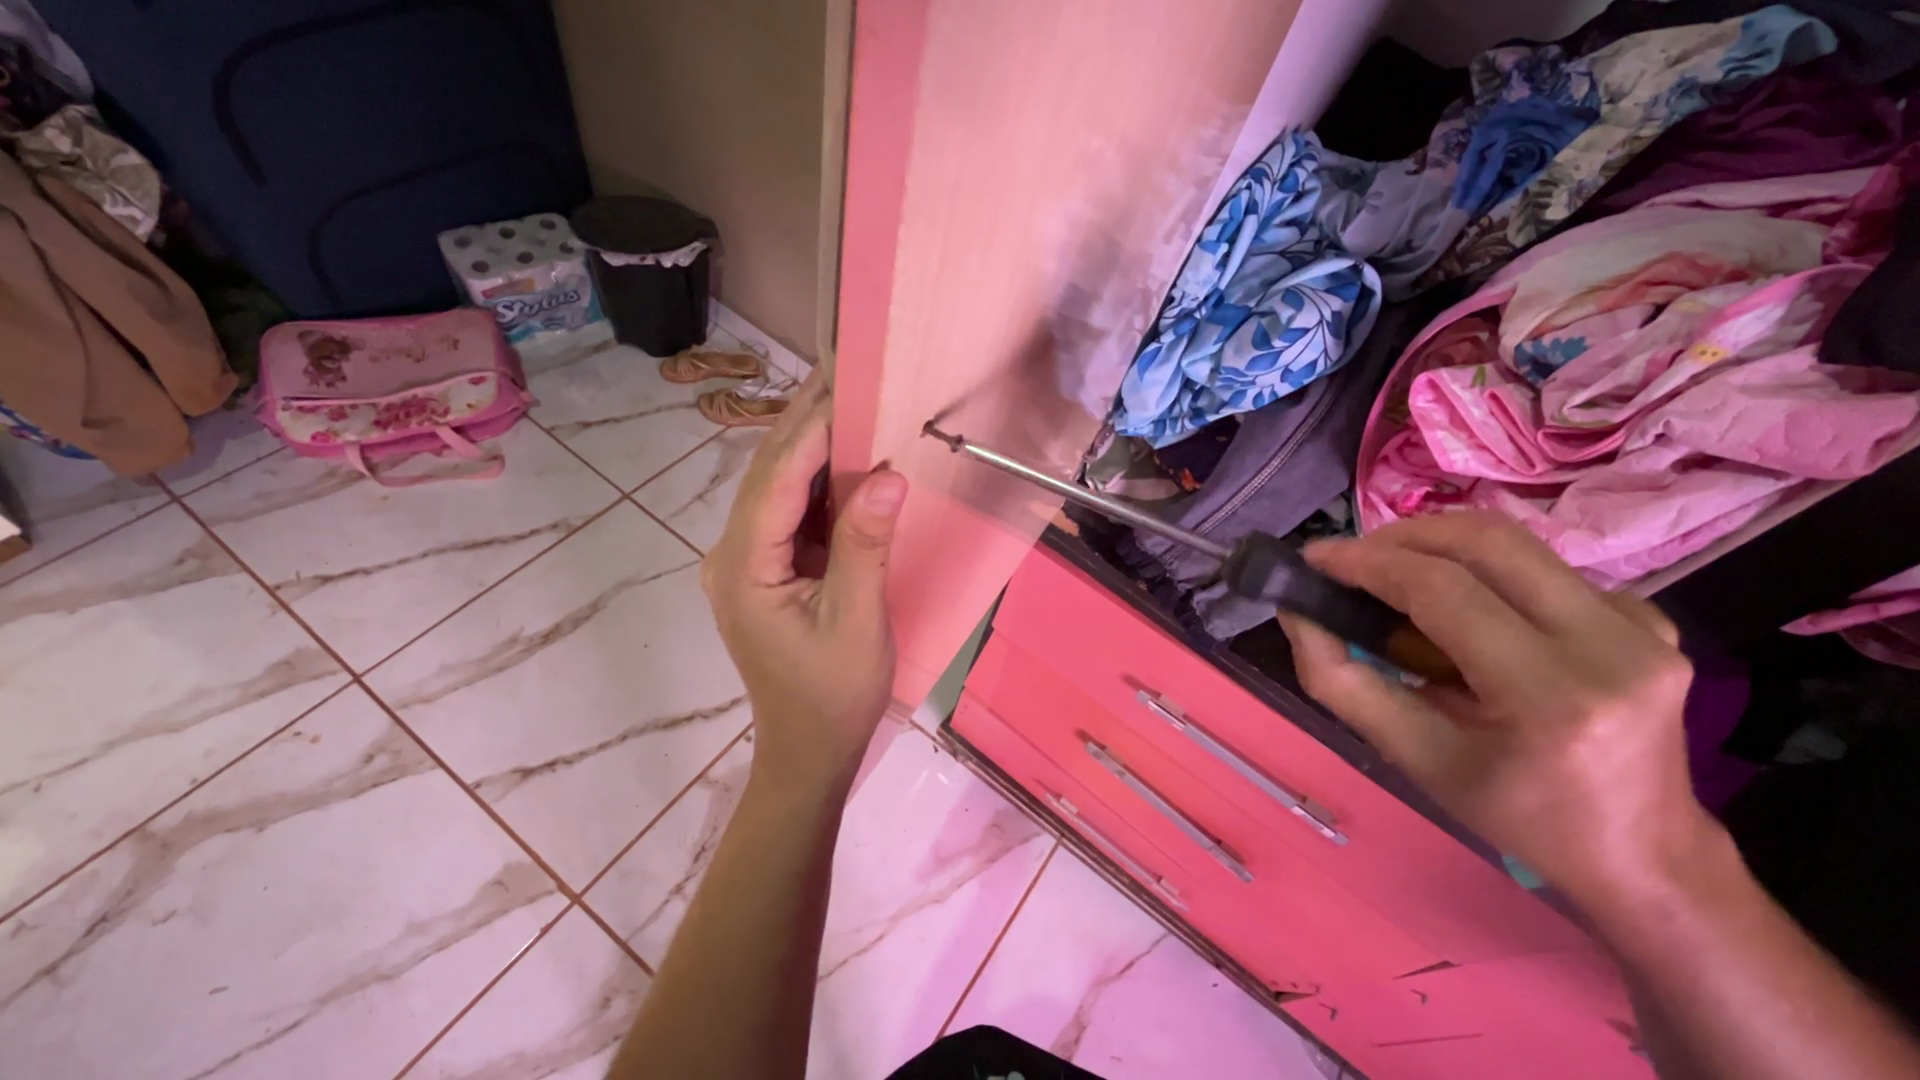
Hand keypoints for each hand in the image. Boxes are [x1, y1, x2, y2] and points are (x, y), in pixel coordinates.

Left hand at [700, 372, 907, 793]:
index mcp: (744, 567)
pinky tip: (846, 457)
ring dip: (812, 447)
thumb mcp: (857, 621)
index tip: (849, 382)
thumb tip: (887, 474)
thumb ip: (865, 545)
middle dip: (807, 424)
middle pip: (768, 474)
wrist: (809, 750)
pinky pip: (788, 513)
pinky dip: (817, 482)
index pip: (777, 480)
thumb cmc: (834, 694)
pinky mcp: (762, 571)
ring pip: (776, 489)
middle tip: (849, 372)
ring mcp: (743, 563)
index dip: (812, 429)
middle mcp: (731, 555)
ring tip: (851, 399)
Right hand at [1278, 512, 1717, 907]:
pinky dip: (1488, 575)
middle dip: (1404, 537)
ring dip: (1441, 548)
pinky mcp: (1652, 617)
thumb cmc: (1515, 813)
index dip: (1369, 563)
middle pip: (1488, 542)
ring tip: (1394, 579)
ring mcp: (1642, 625)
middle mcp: (1609, 646)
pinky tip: (1470, 613)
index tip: (1315, 559)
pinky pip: (1545, 569)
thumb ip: (1342, 683)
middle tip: (1352, 559)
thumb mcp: (1414, 759)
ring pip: (1517, 545)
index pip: (1445, 591)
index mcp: (1551, 696)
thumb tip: (1297, 613)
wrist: (1641, 851)